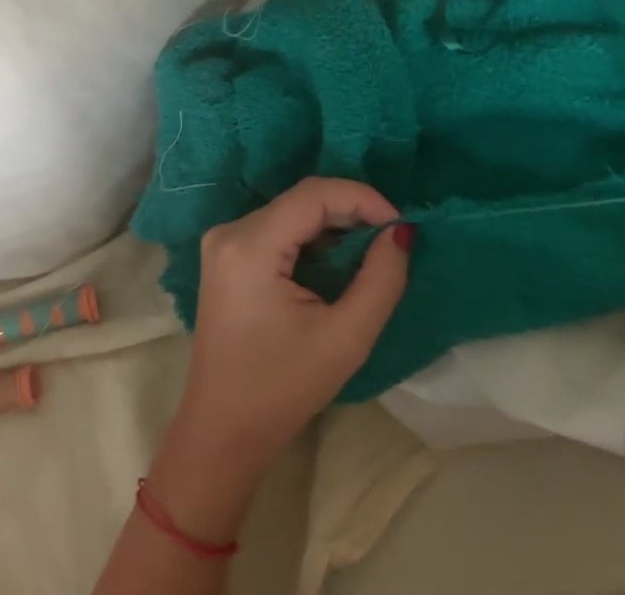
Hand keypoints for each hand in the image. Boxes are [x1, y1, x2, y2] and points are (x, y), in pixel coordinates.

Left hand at [177, 177, 412, 464]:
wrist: (223, 429)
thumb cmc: (283, 388)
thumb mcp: (346, 337)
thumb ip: (381, 278)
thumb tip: (401, 231)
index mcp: (249, 246)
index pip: (314, 194)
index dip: (363, 198)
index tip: (401, 225)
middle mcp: (229, 233)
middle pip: (301, 200)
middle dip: (351, 211)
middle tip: (391, 239)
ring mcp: (223, 245)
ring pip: (291, 212)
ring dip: (334, 224)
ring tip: (373, 250)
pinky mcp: (227, 259)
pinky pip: (277, 230)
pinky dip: (312, 238)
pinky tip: (339, 261)